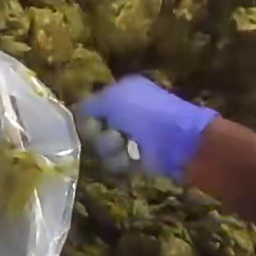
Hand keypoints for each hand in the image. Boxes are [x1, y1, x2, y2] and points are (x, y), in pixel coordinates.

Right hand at [77, 76, 218, 180]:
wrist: (179, 141)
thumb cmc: (145, 113)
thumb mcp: (112, 99)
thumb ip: (89, 105)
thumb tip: (76, 112)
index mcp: (123, 93)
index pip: (93, 106)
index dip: (88, 116)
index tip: (90, 123)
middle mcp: (127, 112)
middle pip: (95, 129)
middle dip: (99, 135)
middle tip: (113, 135)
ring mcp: (133, 136)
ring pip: (104, 148)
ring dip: (110, 150)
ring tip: (125, 150)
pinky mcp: (138, 158)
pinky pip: (116, 163)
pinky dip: (121, 163)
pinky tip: (131, 160)